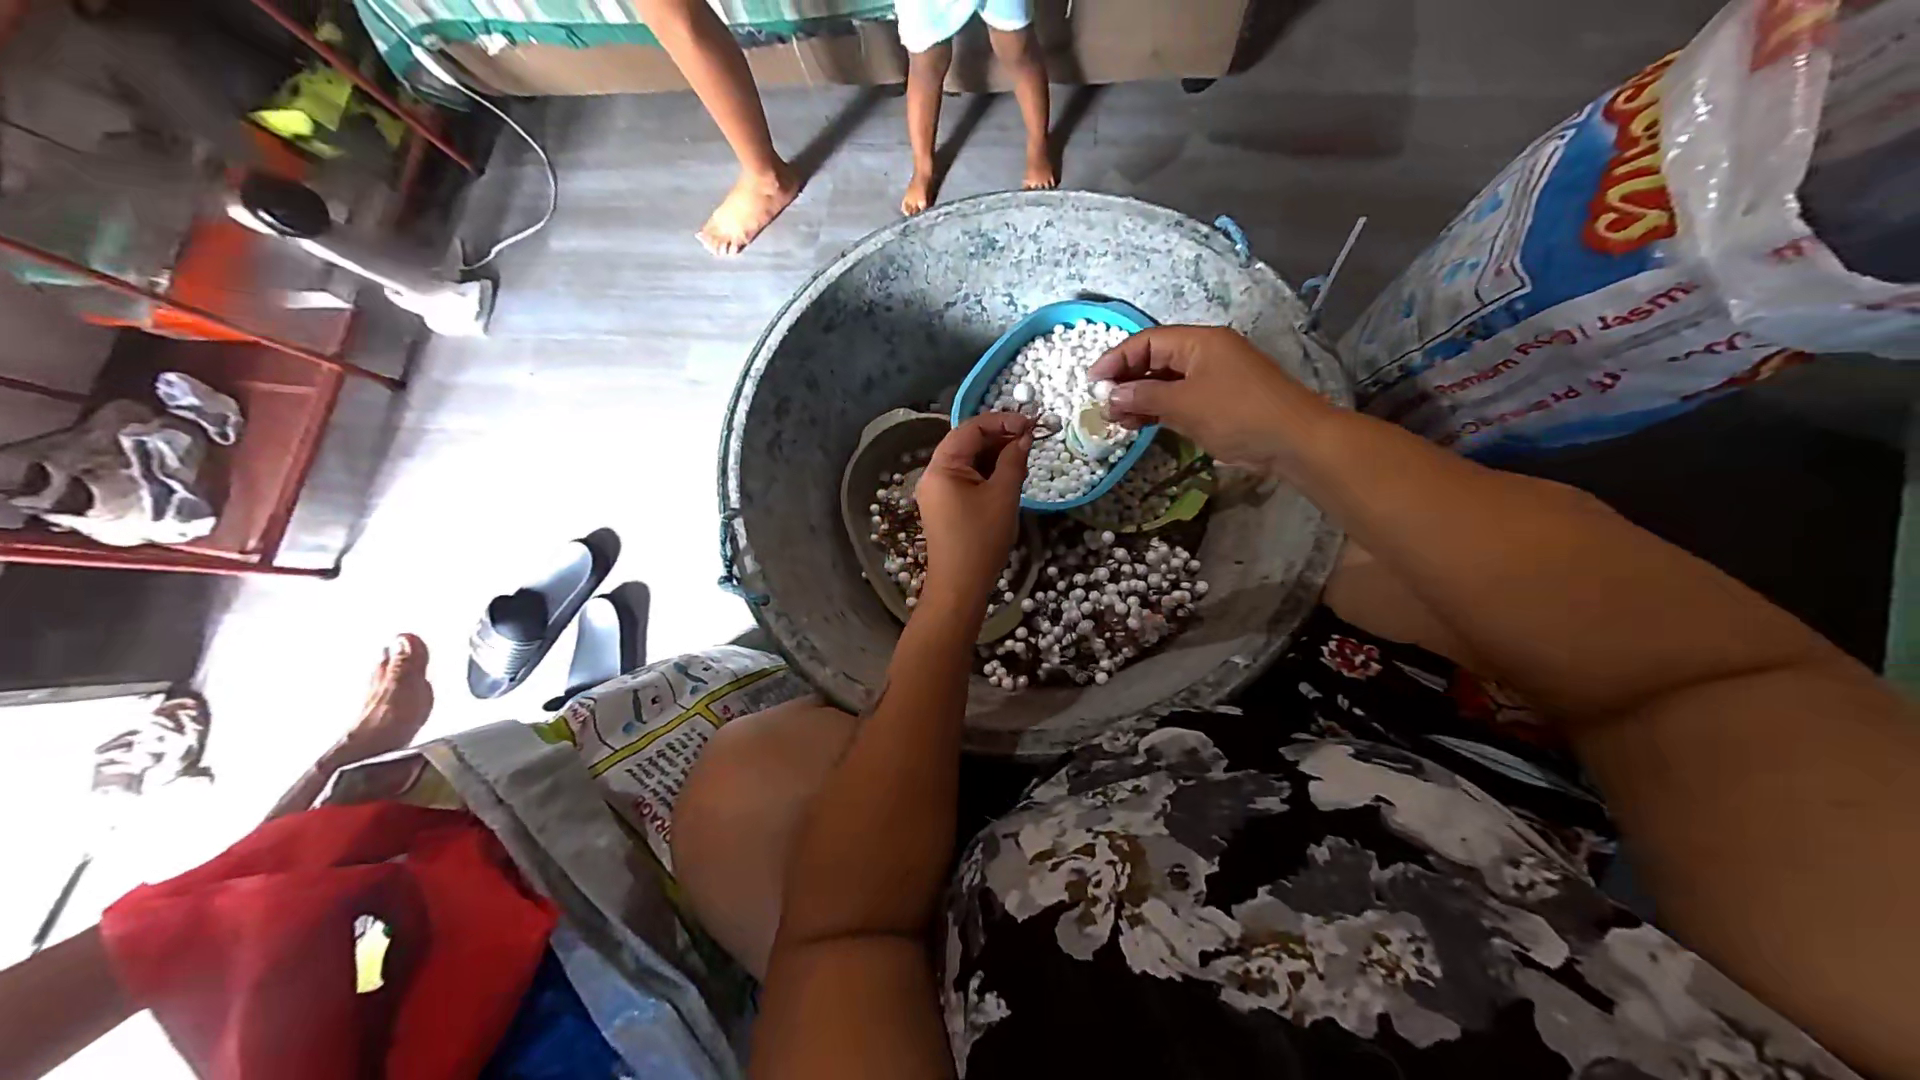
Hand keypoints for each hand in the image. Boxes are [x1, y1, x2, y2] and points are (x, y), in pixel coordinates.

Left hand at [914, 412, 1032, 606]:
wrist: (960, 585)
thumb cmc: (981, 539)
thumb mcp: (1003, 495)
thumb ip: (1014, 460)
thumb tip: (1024, 437)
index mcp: (941, 467)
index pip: (970, 428)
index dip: (1001, 421)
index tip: (1031, 424)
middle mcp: (934, 474)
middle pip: (966, 442)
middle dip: (999, 436)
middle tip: (1031, 439)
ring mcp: (938, 491)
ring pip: (968, 460)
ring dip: (995, 454)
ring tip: (1024, 456)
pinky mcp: (946, 505)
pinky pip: (967, 478)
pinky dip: (988, 472)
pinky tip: (1009, 475)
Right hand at [1088, 325, 1328, 472]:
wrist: (1294, 440)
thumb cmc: (1238, 414)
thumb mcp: (1184, 404)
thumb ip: (1144, 398)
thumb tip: (1111, 397)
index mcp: (1199, 341)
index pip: (1146, 342)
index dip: (1116, 359)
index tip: (1092, 381)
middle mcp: (1205, 353)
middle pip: (1155, 360)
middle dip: (1126, 381)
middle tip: (1102, 405)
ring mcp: (1213, 378)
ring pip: (1165, 382)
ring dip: (1139, 399)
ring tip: (1117, 420)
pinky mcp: (1218, 401)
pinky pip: (1179, 399)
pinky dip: (1158, 410)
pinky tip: (1139, 425)